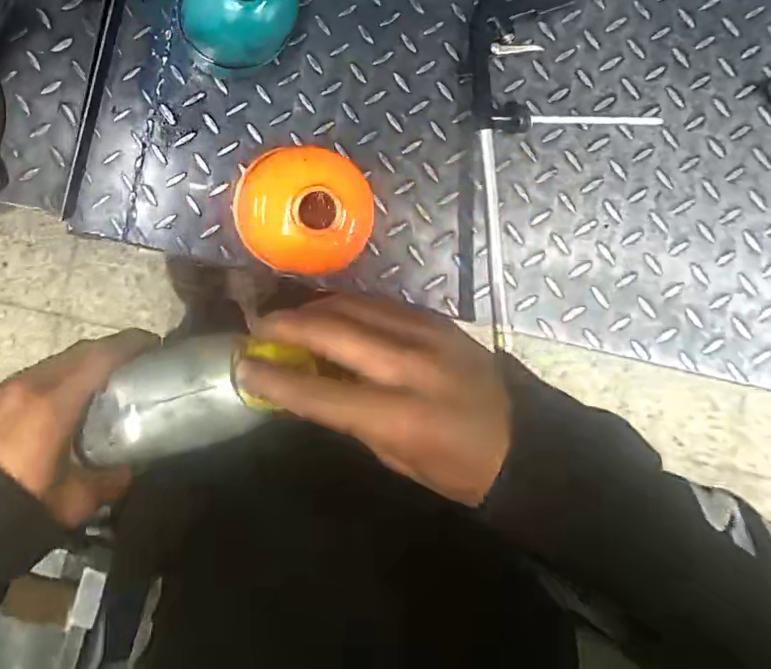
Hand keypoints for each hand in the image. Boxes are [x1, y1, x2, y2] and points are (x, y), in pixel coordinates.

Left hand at [0, 329, 158, 526]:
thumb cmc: (20, 515)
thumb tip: (131, 463)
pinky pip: (34, 376)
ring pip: (55, 362)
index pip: (99, 358)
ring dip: (82, 364)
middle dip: (111, 351)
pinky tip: (65, 400)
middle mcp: (29, 385)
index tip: (153, 344)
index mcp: (52, 405)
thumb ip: (111, 477)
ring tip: (103, 381)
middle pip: (79, 352)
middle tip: (135, 364)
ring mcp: (6, 388)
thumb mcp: (75, 504)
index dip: (130, 345)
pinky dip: (57, 378)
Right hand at [237, 295, 512, 505]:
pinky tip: (326, 310)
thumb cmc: (458, 468)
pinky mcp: (434, 317)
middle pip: (331, 330)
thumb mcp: (397, 459)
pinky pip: (375, 301)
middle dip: (285, 325)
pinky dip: (342, 303)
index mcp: (402, 415)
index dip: (276, 379)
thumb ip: (348, 417)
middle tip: (257, 326)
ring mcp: (425, 333)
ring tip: (287, 316)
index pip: (321, 392)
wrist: (527, 441)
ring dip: (310, 307)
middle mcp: (411, 365)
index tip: (244, 366)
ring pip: (351, 304)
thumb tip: (303, 383)